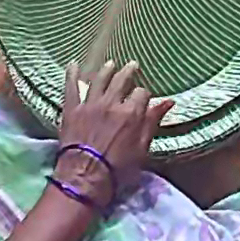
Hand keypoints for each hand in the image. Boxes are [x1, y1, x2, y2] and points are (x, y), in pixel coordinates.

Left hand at [57, 60, 172, 204]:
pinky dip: (72, 74)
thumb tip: (168, 101)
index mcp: (131, 112)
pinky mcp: (72, 108)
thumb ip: (152, 122)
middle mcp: (112, 103)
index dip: (143, 94)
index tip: (142, 98)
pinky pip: (71, 86)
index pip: (142, 93)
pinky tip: (73, 65)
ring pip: (99, 79)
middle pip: (121, 80)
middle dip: (128, 72)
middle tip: (132, 65)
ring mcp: (90, 104)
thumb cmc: (118, 168)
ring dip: (106, 70)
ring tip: (110, 64)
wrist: (85, 176)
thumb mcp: (142, 148)